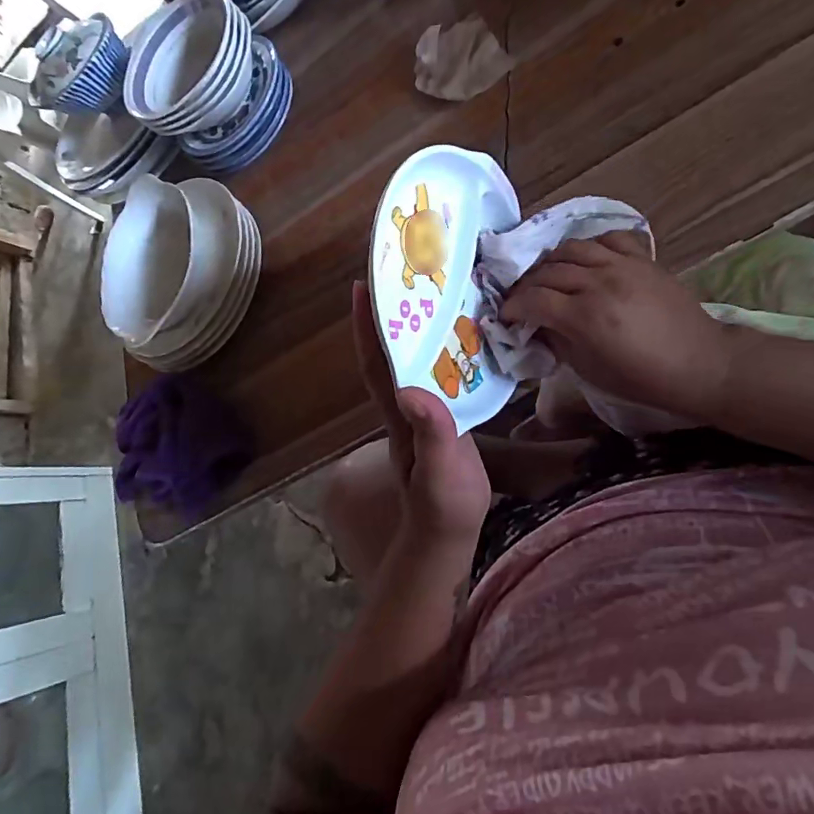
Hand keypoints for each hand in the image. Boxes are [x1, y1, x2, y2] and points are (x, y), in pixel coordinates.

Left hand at [350, 282, 490, 542]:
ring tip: (426, 293)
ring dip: (409, 329)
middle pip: (388, 354)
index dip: (367, 326)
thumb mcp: (443, 474)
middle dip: (386, 315)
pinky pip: (431, 375)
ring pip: (407, 362)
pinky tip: (452, 337)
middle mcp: (402, 407)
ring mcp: (418, 414)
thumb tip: (411, 390)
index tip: (361, 286)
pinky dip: (434, 351)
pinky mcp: (439, 420)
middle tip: (397, 275)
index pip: (376, 363)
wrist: (447, 539)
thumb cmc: (445, 508)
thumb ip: (432, 434)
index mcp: (399, 413)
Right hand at [499, 232, 735, 416]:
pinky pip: (608, 238)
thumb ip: (556, 341)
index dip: (512, 307)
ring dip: (552, 262)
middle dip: (526, 285)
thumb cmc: (642, 378)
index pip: (532, 299)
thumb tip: (534, 325)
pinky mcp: (643, 259)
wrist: (701, 364)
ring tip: (549, 276)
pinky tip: (585, 259)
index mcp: (584, 316)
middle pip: (546, 272)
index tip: (506, 316)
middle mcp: (599, 283)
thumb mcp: (588, 370)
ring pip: (571, 248)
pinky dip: (590, 245)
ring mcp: (623, 266)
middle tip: (521, 299)